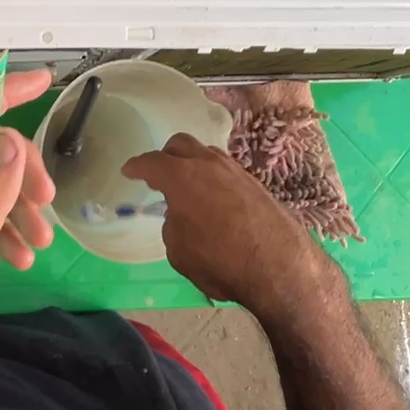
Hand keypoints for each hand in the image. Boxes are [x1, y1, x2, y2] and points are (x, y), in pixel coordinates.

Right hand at [122, 133, 341, 323]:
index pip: (152, 162)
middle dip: (166, 155)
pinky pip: (225, 170)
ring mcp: (235, 170)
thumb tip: (182, 214)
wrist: (280, 265)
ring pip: (207, 154)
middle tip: (159, 173)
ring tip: (189, 185)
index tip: (129, 170)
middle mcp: (208, 164)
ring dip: (193, 164)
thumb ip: (174, 225)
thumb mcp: (179, 252)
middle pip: (181, 144)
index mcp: (181, 177)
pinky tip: (214, 198)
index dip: (137, 166)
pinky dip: (213, 178)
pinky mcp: (255, 183)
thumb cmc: (220, 260)